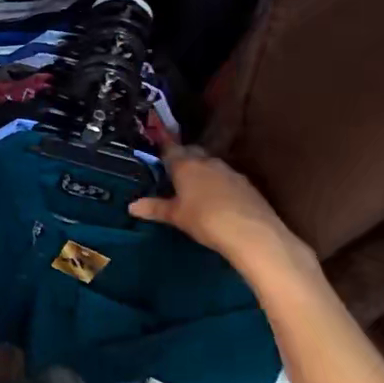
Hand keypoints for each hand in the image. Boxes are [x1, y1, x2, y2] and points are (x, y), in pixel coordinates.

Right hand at [129, 146, 309, 270]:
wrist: (252, 233)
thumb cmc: (204, 220)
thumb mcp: (176, 216)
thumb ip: (154, 208)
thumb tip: (131, 206)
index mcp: (185, 164)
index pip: (170, 149)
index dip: (164, 150)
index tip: (158, 154)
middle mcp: (207, 162)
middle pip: (192, 152)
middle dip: (184, 158)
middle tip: (175, 172)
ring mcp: (230, 171)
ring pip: (211, 164)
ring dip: (203, 171)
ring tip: (197, 188)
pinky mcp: (247, 184)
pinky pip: (227, 178)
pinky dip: (220, 183)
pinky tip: (220, 200)